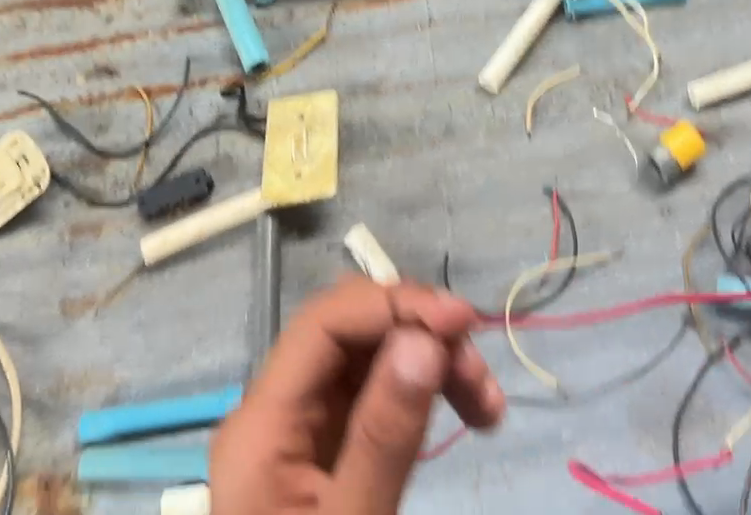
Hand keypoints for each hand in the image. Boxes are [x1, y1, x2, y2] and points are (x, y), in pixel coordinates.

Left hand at [211, 278, 505, 514]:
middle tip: (479, 374)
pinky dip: (424, 393)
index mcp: (262, 422)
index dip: (394, 305)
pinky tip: (466, 414)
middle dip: (419, 334)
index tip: (464, 322)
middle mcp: (276, 408)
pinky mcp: (326, 445)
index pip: (325, 324)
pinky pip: (377, 393)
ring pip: (370, 356)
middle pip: (349, 332)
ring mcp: (301, 426)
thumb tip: (424, 338)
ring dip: (432, 363)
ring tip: (488, 406)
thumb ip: (384, 434)